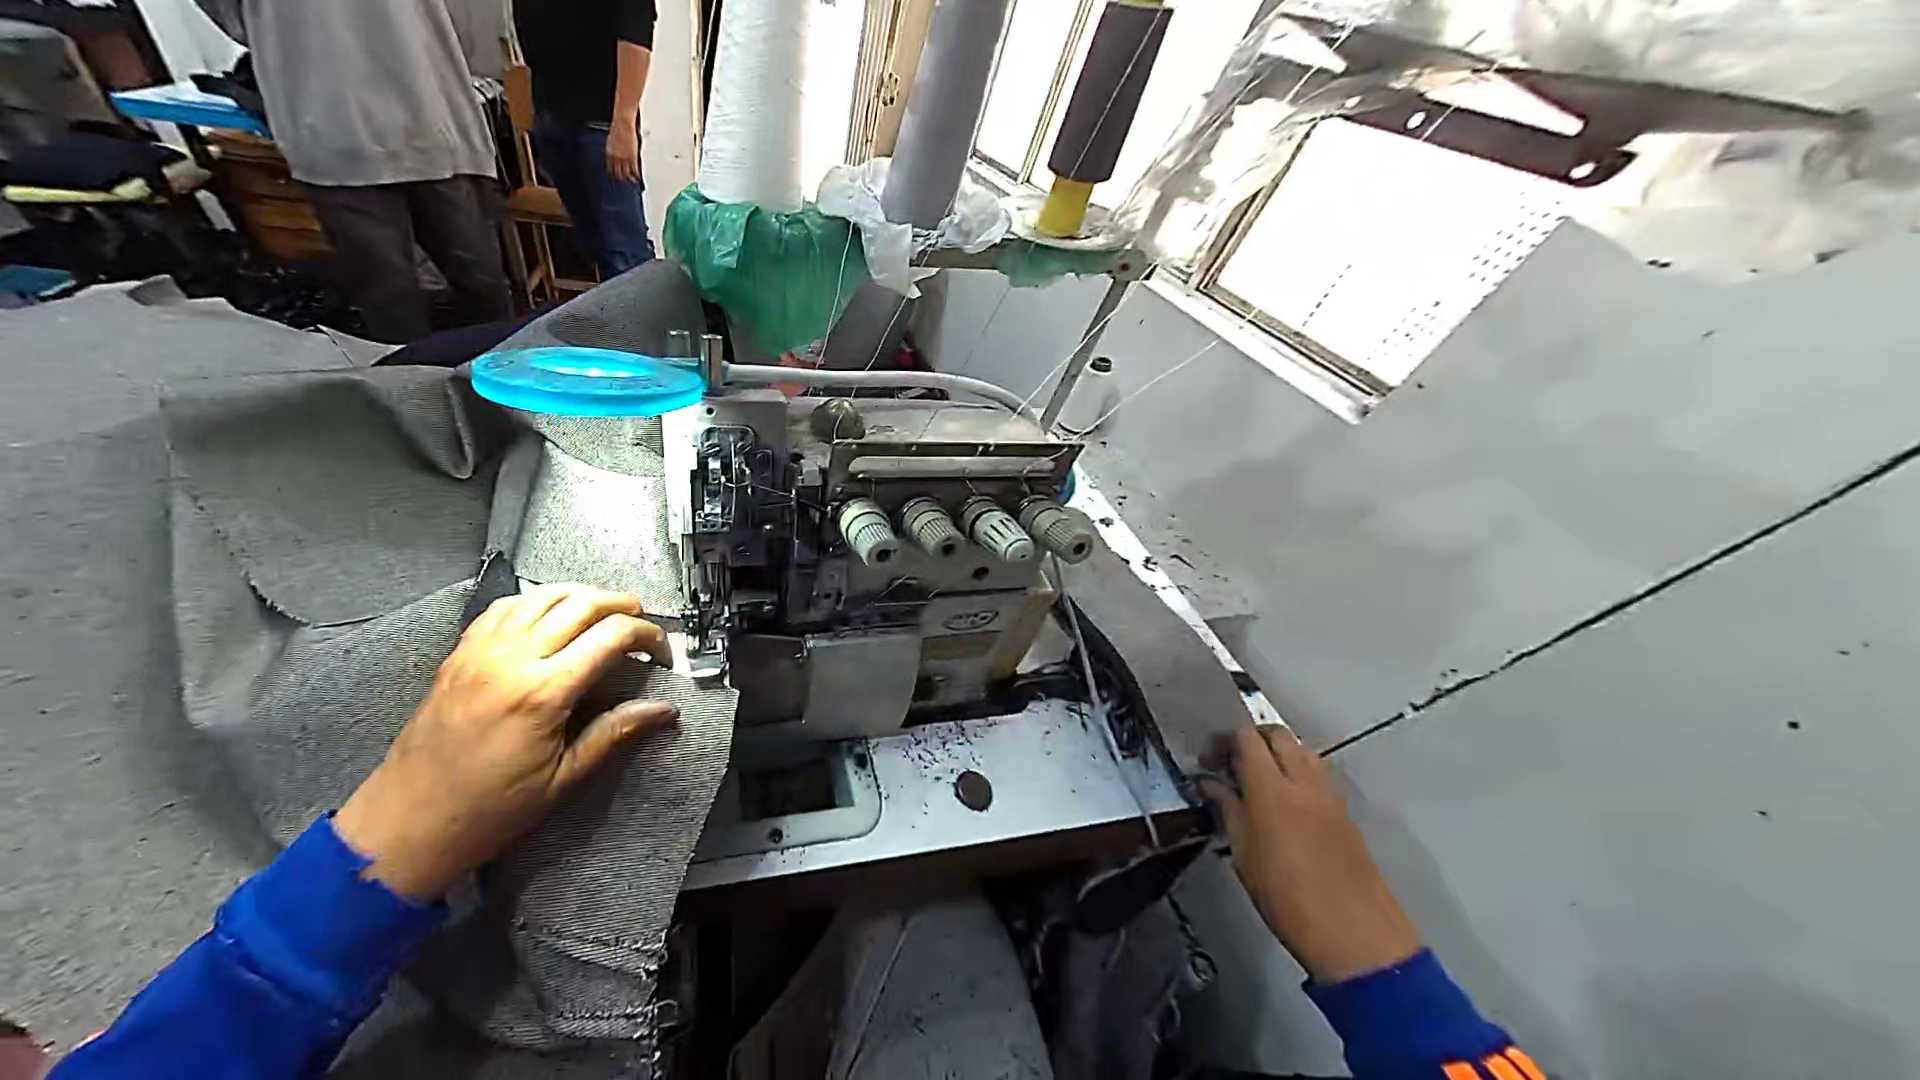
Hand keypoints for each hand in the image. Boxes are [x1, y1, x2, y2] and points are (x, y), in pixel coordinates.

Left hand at [334, 583, 677, 900]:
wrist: (402, 826)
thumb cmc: (486, 811)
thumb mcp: (563, 778)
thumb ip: (614, 733)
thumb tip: (662, 710)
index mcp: (542, 693)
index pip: (611, 635)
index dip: (646, 636)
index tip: (658, 652)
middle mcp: (510, 661)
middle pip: (581, 604)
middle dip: (622, 605)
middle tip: (641, 622)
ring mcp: (480, 653)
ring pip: (543, 596)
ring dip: (582, 595)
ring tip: (605, 611)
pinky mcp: (459, 655)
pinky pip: (503, 608)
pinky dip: (537, 600)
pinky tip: (552, 613)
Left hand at [605, 118, 640, 183]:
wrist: (623, 123)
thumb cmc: (618, 128)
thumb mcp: (613, 140)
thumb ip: (614, 149)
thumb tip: (616, 155)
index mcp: (610, 152)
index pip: (611, 167)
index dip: (614, 173)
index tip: (617, 177)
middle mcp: (616, 156)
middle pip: (618, 171)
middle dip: (622, 178)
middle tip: (626, 181)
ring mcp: (624, 157)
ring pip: (626, 172)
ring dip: (630, 178)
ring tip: (633, 181)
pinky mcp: (632, 156)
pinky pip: (634, 169)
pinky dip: (636, 174)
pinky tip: (638, 177)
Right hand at [1202, 726, 1422, 982]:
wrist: (1358, 939)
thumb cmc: (1288, 901)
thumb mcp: (1243, 857)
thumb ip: (1228, 810)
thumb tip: (1210, 783)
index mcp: (1272, 790)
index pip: (1246, 738)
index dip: (1223, 740)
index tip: (1208, 761)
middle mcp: (1304, 782)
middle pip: (1277, 733)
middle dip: (1250, 738)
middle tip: (1231, 763)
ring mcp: (1329, 795)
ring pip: (1301, 748)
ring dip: (1276, 751)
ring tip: (1256, 779)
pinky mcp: (1345, 811)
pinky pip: (1316, 772)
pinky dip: (1296, 770)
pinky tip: (1283, 799)